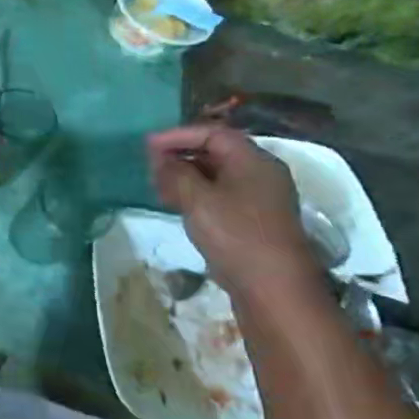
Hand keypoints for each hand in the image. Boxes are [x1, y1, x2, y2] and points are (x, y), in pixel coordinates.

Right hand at [146, 126, 318, 295]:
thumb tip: (160, 159)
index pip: (213, 134)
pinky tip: (177, 204)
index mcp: (253, 161)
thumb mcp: (197, 200)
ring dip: (186, 175)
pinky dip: (197, 192)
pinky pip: (221, 194)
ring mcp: (259, 197)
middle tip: (150, 165)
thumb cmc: (235, 235)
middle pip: (217, 152)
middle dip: (181, 155)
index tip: (146, 145)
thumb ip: (175, 174)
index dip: (178, 136)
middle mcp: (261, 173)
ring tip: (158, 185)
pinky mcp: (253, 219)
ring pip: (218, 174)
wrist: (272, 284)